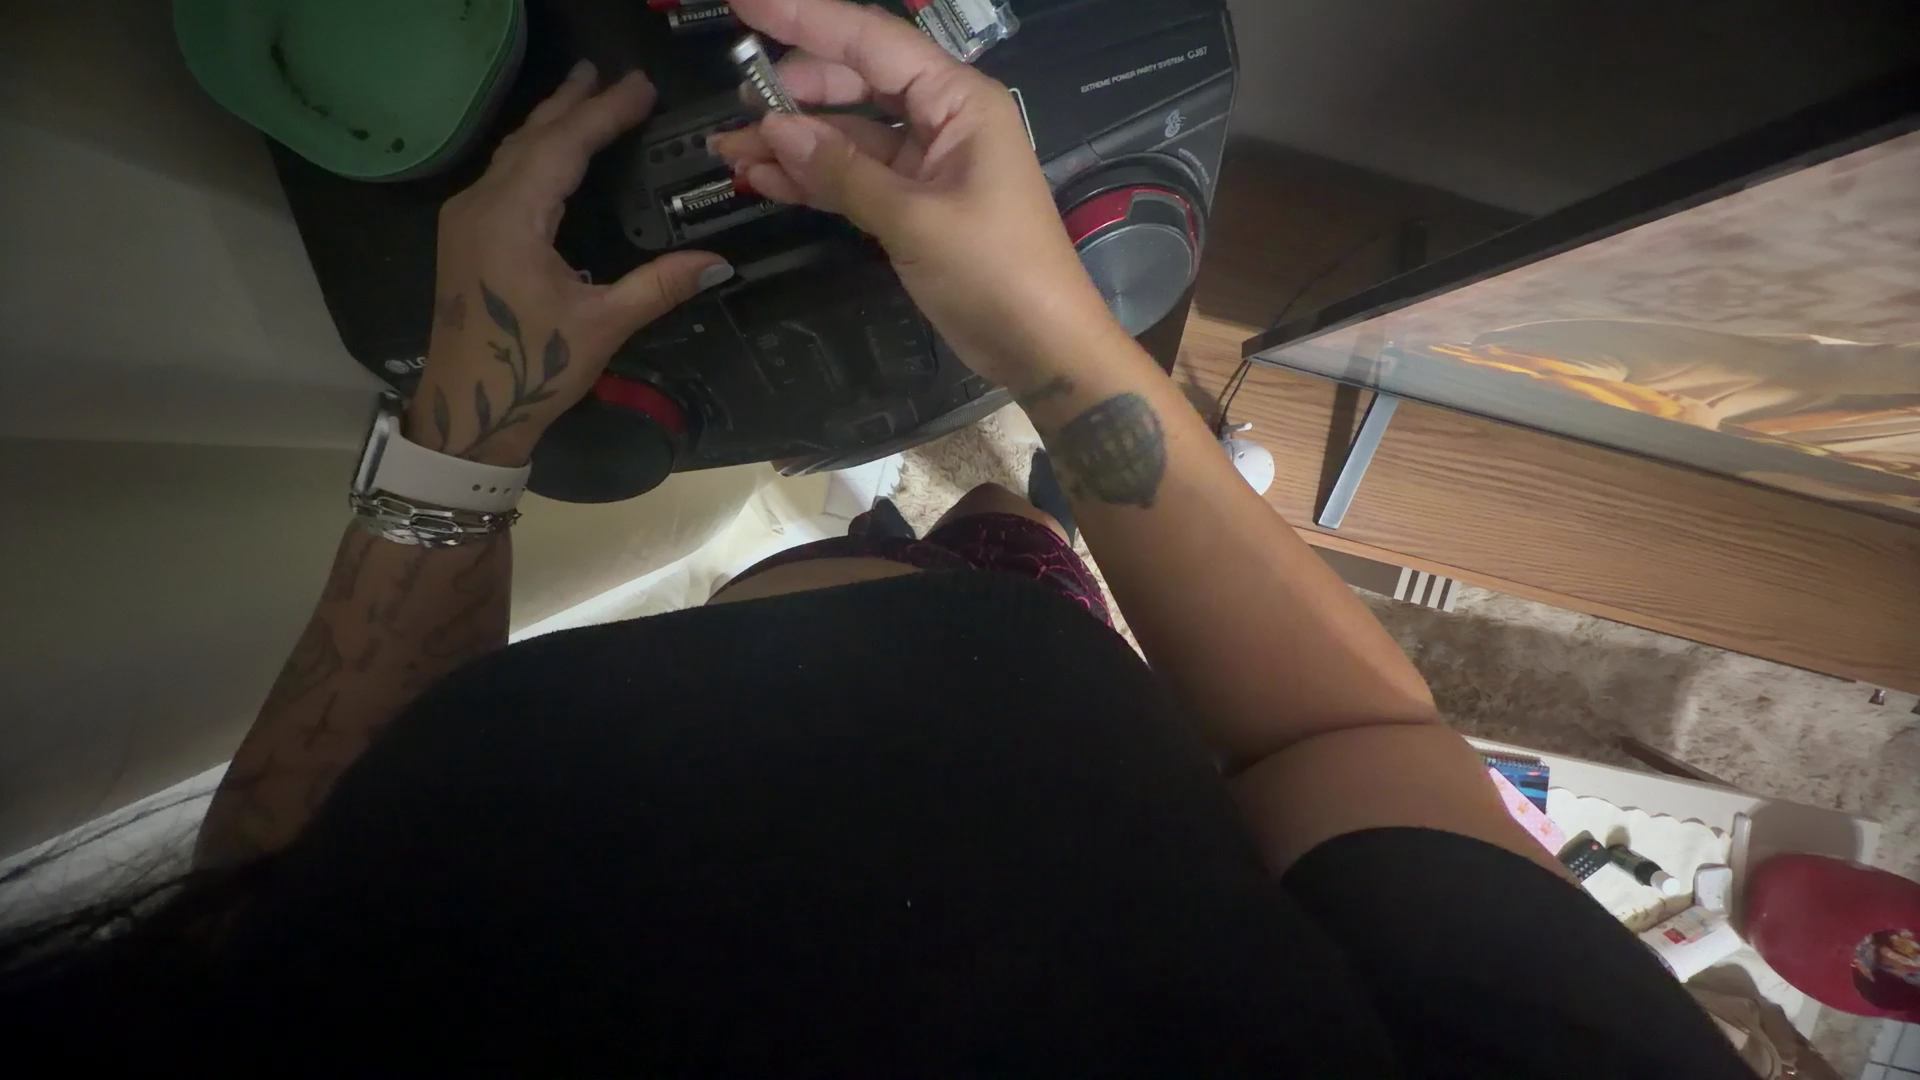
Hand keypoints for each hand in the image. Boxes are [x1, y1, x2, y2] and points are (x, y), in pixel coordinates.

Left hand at [412, 63, 734, 465]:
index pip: (562, 147)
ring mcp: (466, 219)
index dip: (604, 114)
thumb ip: (659, 286)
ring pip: (512, 154)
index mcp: (511, 218)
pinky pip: (505, 176)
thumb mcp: (605, 325)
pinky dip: (537, 153)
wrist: (470, 407)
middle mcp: (480, 204)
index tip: (641, 86)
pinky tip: (554, 155)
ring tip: (584, 98)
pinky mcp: (467, 237)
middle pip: (530, 138)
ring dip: (551, 124)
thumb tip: (718, 262)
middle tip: (610, 74)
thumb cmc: (535, 368)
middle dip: (573, 103)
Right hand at [708, 0, 1123, 388]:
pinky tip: (768, 183)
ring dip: (795, 148)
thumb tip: (777, 131)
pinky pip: (859, 185)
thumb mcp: (917, 220)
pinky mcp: (916, 213)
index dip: (805, 18)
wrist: (1039, 345)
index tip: (745, 5)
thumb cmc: (996, 272)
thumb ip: (846, 173)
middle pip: (856, 88)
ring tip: (732, 152)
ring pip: (851, 142)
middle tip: (736, 104)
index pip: (871, 42)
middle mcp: (942, 124)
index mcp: (958, 102)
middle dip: (795, 96)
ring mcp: (927, 171)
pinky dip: (818, 185)